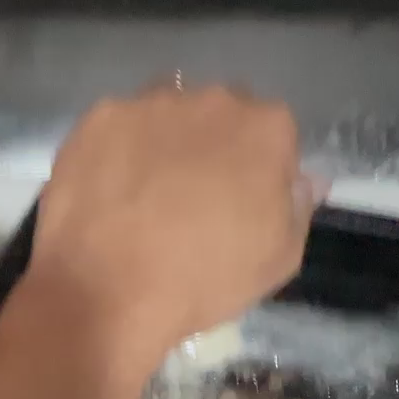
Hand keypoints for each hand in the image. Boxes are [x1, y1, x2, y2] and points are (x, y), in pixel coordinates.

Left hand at [25, 84, 313, 377]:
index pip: (267, 138)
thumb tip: (303, 179)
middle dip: (202, 151)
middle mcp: (212, 101)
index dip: (247, 174)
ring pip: (160, 117)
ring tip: (134, 198)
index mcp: (266, 129)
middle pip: (213, 118)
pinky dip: (108, 156)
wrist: (104, 297)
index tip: (227, 207)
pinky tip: (99, 193)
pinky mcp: (95, 123)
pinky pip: (110, 131)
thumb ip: (296, 209)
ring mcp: (148, 107)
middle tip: (177, 202)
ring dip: (155, 146)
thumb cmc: (197, 286)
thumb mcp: (275, 262)